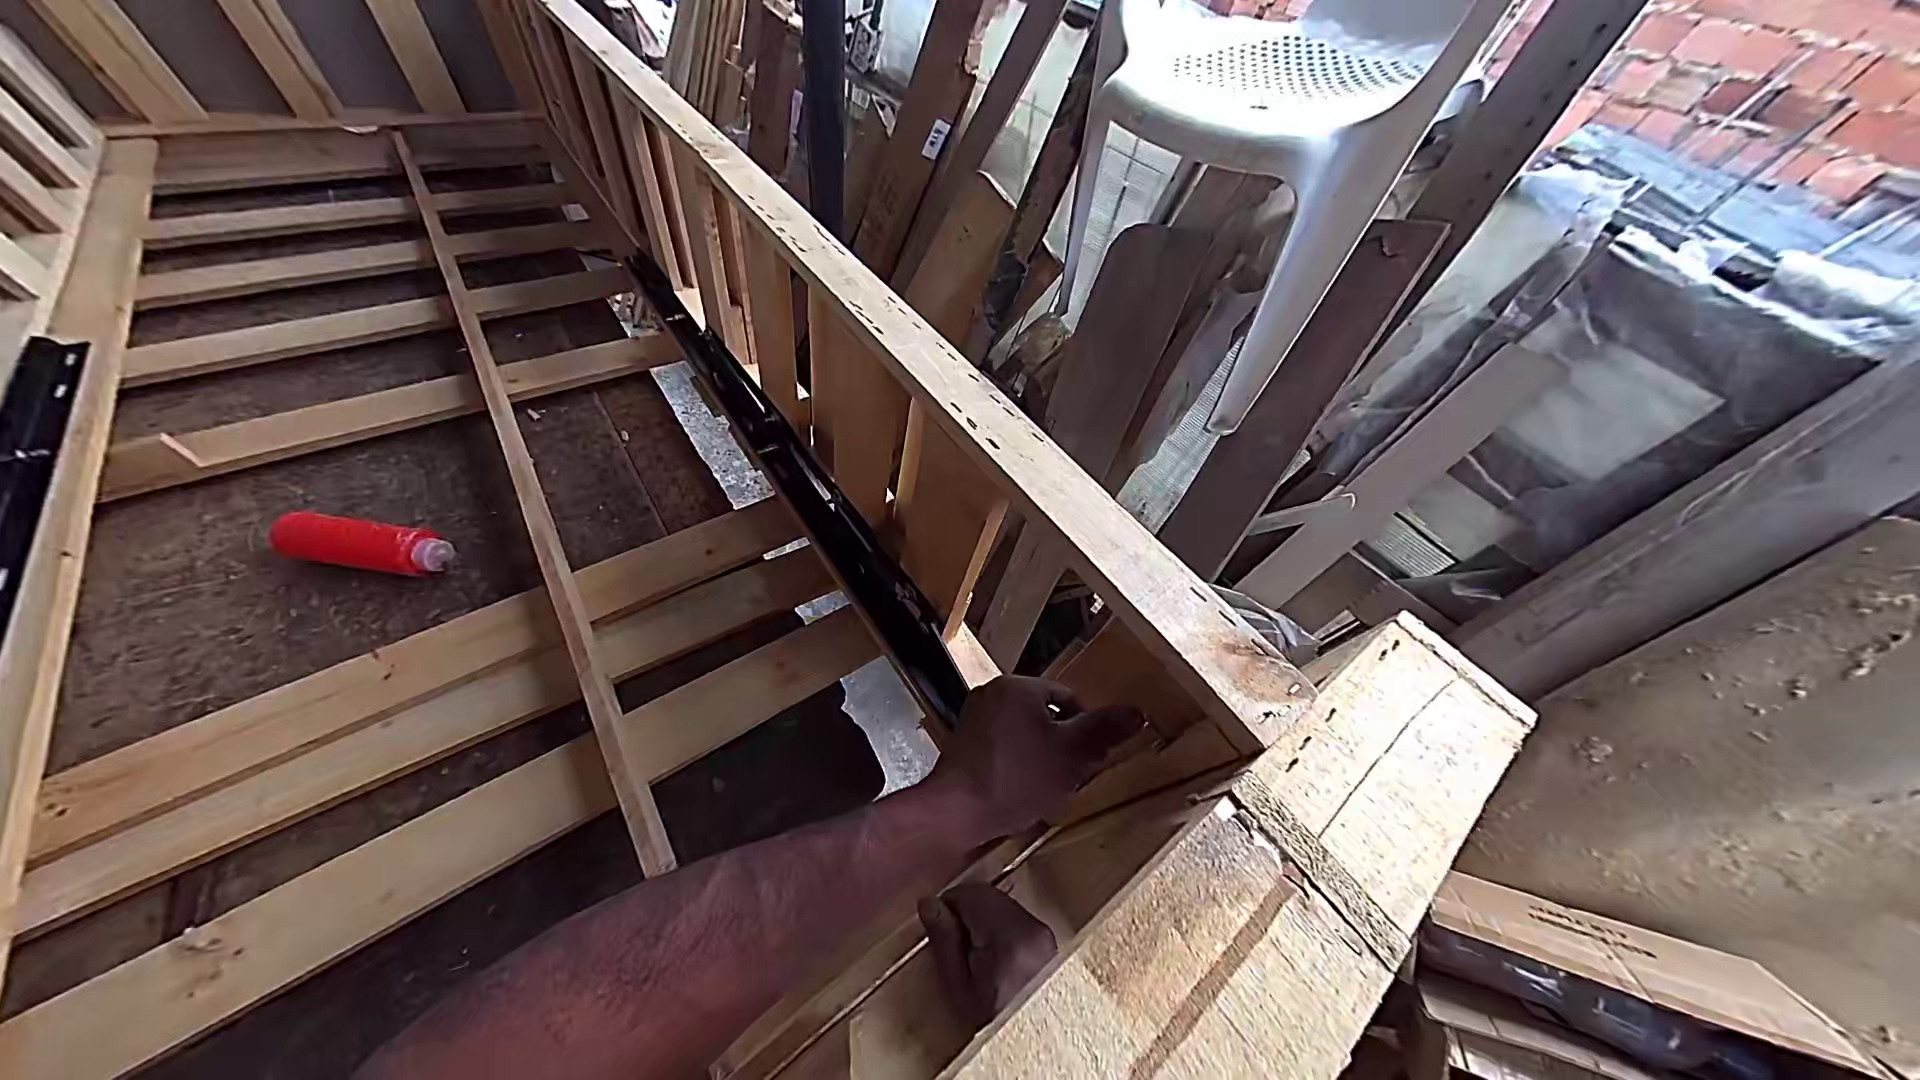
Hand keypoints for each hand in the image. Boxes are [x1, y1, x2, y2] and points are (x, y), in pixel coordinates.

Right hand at [919, 883, 1055, 1031]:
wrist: (1031, 1051)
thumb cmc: (992, 1025)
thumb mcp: (959, 989)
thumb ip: (944, 941)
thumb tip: (929, 903)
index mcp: (1009, 939)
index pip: (972, 894)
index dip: (950, 903)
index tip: (939, 921)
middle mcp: (1032, 928)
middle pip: (990, 895)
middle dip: (967, 909)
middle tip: (954, 940)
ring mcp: (1044, 933)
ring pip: (1003, 902)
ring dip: (983, 916)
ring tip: (974, 952)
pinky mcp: (1049, 939)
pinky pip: (1016, 916)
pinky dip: (1000, 925)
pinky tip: (993, 954)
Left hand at [926, 675, 1143, 839]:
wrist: (956, 811)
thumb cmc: (1017, 777)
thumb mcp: (1071, 754)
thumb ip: (1103, 730)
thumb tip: (1136, 711)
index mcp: (1017, 686)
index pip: (1066, 697)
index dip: (1086, 726)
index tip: (1091, 756)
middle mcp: (992, 694)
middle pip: (1043, 714)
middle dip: (1062, 742)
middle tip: (1074, 773)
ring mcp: (973, 719)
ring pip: (1022, 732)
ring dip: (1040, 755)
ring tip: (1049, 786)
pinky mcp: (962, 745)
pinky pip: (1001, 747)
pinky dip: (1016, 764)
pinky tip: (1022, 791)